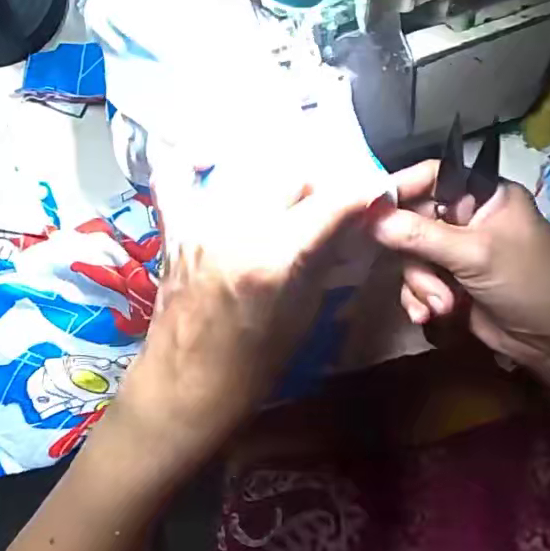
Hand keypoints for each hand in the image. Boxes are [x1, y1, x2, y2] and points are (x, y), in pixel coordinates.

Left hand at [108, 176, 375, 479]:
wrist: (180, 390)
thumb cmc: (248, 372)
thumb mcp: (301, 320)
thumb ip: (322, 262)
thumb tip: (348, 222)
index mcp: (270, 261)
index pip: (329, 202)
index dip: (361, 192)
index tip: (375, 191)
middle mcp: (232, 231)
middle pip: (288, 174)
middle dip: (319, 183)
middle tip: (330, 203)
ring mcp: (197, 225)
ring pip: (246, 171)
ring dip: (275, 177)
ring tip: (287, 197)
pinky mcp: (174, 230)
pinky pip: (176, 178)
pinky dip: (192, 162)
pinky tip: (210, 160)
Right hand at [372, 160, 549, 416]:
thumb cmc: (529, 283)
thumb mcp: (475, 254)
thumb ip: (419, 234)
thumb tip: (368, 216)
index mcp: (483, 195)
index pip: (431, 177)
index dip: (399, 191)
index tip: (368, 210)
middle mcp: (468, 218)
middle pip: (413, 221)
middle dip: (416, 258)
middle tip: (430, 281)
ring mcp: (458, 252)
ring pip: (412, 256)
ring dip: (420, 284)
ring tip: (442, 307)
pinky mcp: (451, 283)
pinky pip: (417, 282)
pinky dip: (419, 299)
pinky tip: (429, 316)